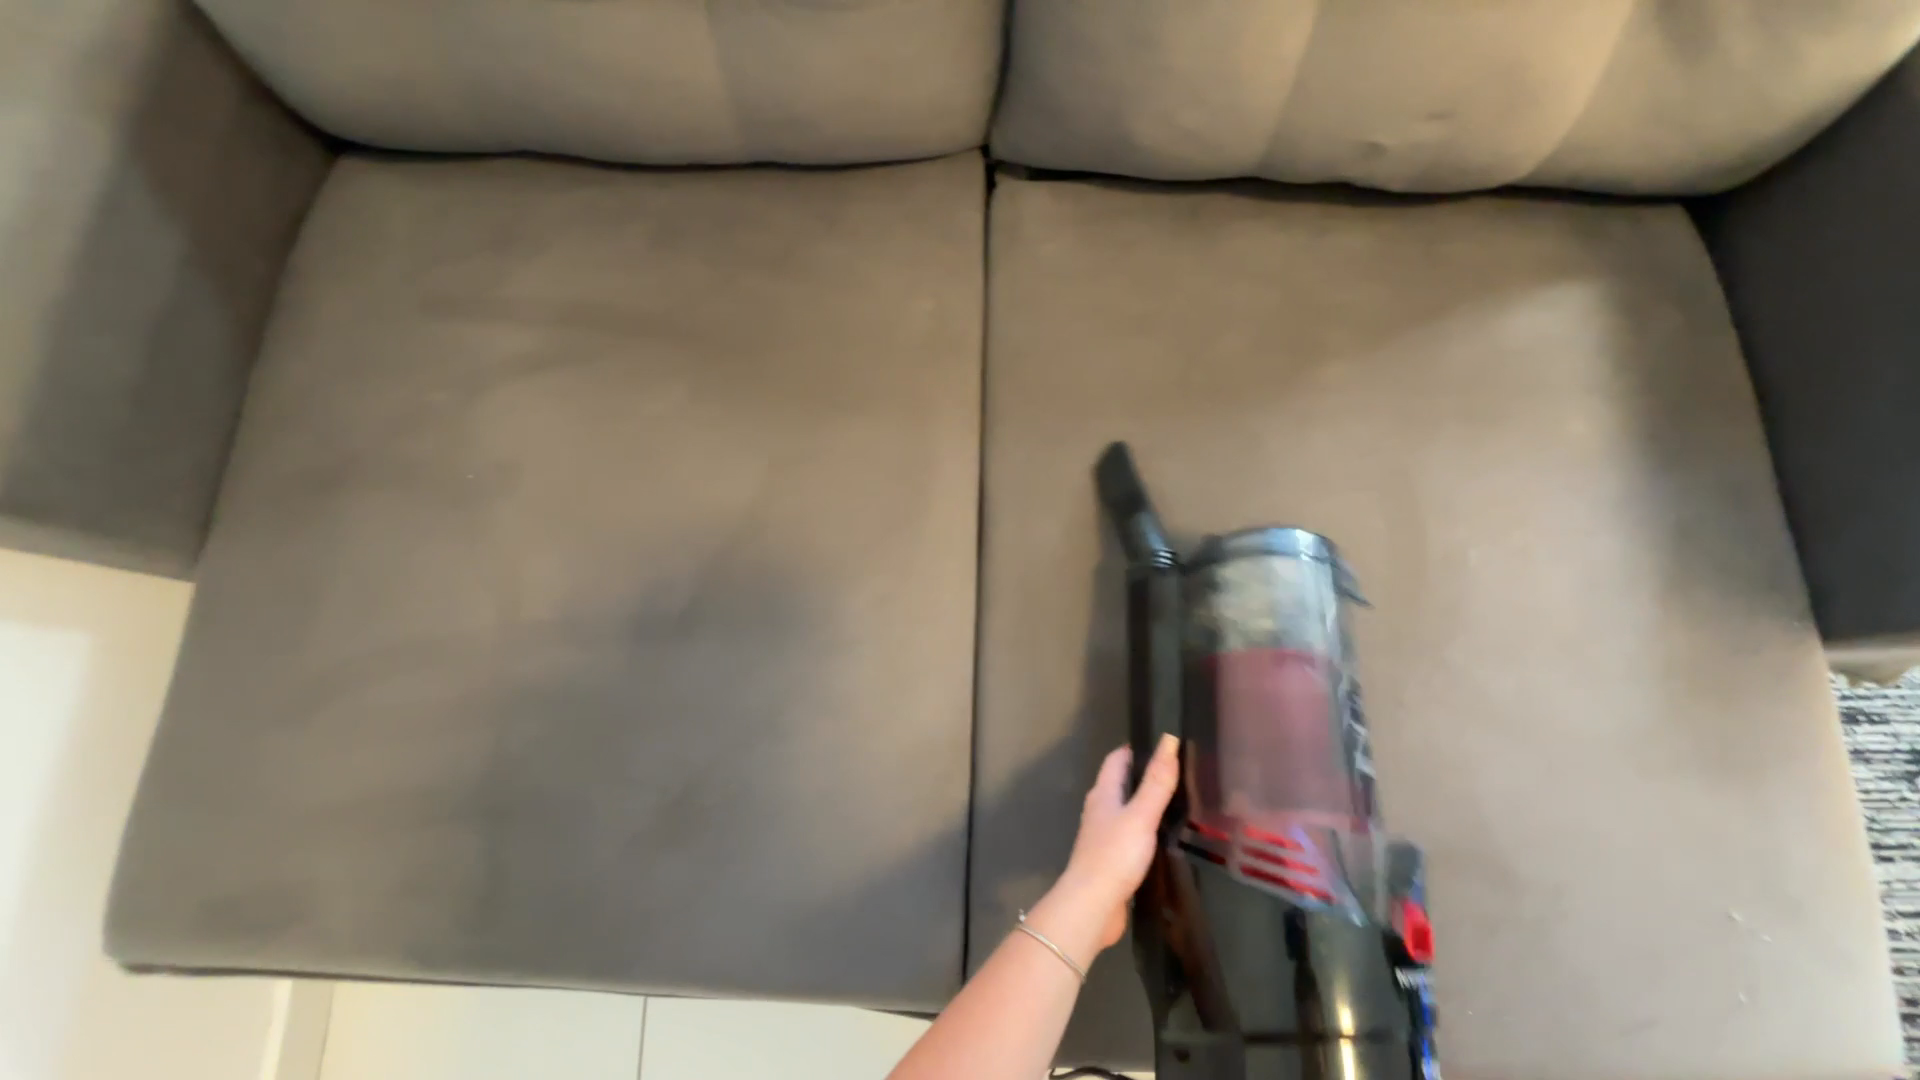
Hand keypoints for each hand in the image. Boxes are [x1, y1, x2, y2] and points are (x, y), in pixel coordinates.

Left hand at [1035, 734, 1181, 953]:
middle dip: (1144, 776)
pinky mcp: (1111, 859)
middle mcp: (1100, 810)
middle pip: (1121, 784)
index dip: (1137, 750)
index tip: (1164, 746)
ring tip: (1178, 804)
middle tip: (1179, 774)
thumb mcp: (1141, 814)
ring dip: (1145, 805)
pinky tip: (1164, 839)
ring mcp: (1104, 836)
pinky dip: (1146, 831)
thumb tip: (1168, 739)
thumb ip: (1157, 781)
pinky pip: (1130, 836)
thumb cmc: (1114, 854)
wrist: (1093, 905)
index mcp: (1103, 793)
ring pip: (1126, 811)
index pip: (1117, 760)